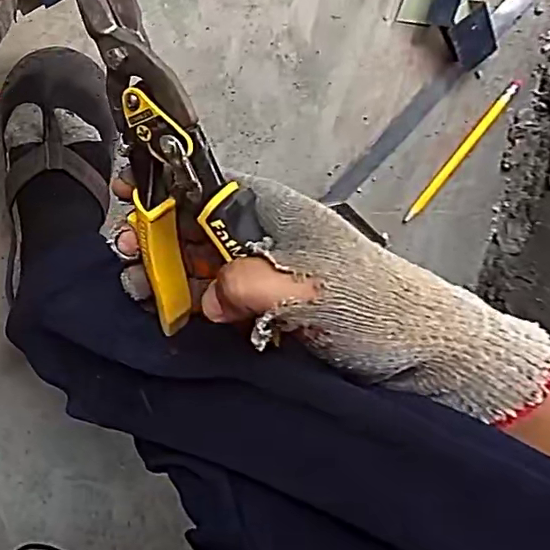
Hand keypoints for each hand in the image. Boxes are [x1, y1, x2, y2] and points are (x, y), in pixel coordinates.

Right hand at [113, 174, 549, 425]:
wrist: (425, 363)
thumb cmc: (381, 307)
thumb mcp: (315, 287)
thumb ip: (254, 283)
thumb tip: (211, 296)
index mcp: (268, 208)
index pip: (202, 185)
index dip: (161, 186)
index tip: (126, 190)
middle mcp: (252, 233)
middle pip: (184, 223)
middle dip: (150, 235)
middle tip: (124, 250)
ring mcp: (248, 270)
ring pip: (187, 261)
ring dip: (159, 272)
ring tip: (139, 287)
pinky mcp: (247, 305)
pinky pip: (200, 297)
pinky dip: (178, 303)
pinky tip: (163, 310)